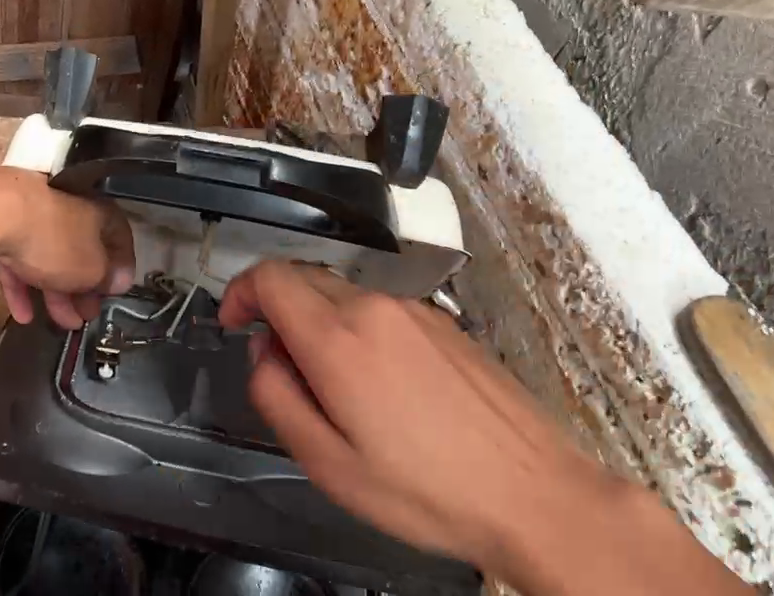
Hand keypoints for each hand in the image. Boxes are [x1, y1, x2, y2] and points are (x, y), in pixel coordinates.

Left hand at [0, 167, 133, 329]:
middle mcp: (68, 204)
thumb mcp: (93, 269)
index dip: (120, 269)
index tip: (114, 293)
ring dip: (56, 292)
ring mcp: (33, 213)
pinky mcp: (3, 224)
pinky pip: (18, 257)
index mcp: (97, 209)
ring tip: (60, 322)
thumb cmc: (54, 239)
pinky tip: (23, 315)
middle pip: (81, 250)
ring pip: (49, 255)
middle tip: (86, 313)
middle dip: (85, 287)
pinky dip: (23, 285)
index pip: (119, 238)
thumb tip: (115, 280)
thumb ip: (106, 277)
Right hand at [219, 262, 719, 593]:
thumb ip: (275, 396)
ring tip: (336, 389)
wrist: (539, 497)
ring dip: (318, 323)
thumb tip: (263, 353)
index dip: (239, 291)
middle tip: (281, 367)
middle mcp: (373, 308)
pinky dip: (357, 330)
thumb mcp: (328, 463)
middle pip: (302, 279)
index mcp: (337, 338)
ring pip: (340, 295)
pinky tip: (382, 388)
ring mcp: (413, 311)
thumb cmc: (427, 490)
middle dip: (275, 310)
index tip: (233, 322)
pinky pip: (379, 310)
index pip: (269, 277)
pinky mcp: (444, 324)